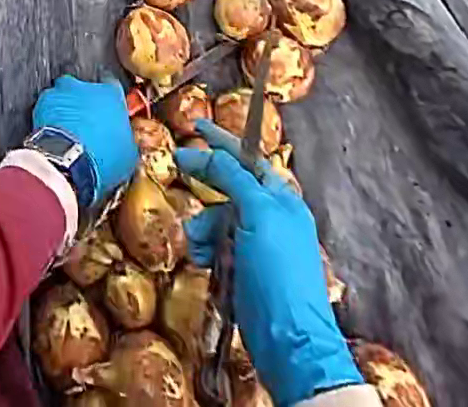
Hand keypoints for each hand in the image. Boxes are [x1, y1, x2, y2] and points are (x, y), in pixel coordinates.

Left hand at [31, 75, 137, 204]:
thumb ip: (127, 140)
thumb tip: (127, 145)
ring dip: (65, 107)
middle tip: (87, 122)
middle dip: (85, 100)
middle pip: (85, 87)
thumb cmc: (102, 156)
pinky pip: (46, 108)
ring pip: (63, 94)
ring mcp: (61, 93)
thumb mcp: (128, 155)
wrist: (67, 163)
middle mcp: (85, 86)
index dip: (110, 99)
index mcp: (111, 93)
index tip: (110, 110)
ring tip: (67, 130)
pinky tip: (53, 134)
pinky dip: (48, 118)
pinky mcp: (41, 105)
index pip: (113, 85)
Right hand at [177, 119, 361, 406]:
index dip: (221, 142)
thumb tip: (216, 154)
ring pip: (217, 216)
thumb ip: (236, 179)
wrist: (289, 342)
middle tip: (178, 168)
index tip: (197, 126)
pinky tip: (200, 259)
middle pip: (229, 185)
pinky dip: (204, 248)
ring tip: (196, 242)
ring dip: (202, 224)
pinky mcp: (242, 269)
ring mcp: (255, 243)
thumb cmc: (278, 272)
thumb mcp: (258, 215)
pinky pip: (215, 245)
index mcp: (280, 198)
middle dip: (206, 182)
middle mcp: (269, 216)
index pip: (247, 158)